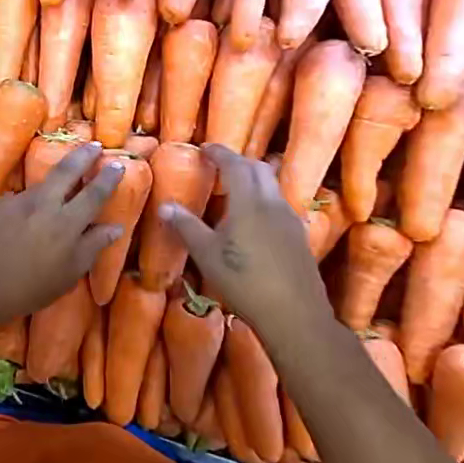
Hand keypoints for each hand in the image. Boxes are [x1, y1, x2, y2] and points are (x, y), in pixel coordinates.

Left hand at [0, 142, 124, 317]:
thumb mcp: (70, 273)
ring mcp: (18, 201)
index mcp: (67, 223)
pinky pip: (19, 199)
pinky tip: (23, 218)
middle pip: (67, 171)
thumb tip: (115, 227)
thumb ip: (93, 246)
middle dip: (83, 155)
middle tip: (94, 145)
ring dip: (53, 183)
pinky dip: (27, 204)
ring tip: (57, 190)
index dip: (108, 178)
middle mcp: (44, 204)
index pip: (94, 193)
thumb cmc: (32, 287)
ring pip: (42, 185)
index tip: (118, 164)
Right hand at [161, 145, 329, 336]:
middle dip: (239, 161)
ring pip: (272, 186)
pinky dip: (263, 198)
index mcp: (249, 202)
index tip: (205, 148)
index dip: (219, 153)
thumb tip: (165, 206)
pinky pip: (279, 204)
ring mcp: (290, 219)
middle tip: (219, 166)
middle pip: (259, 168)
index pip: (235, 164)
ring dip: (253, 179)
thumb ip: (186, 227)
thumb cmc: (244, 282)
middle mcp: (272, 203)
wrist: (295, 315)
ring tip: (234, 190)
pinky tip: (253, 219)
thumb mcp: (207, 255)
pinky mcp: (298, 236)